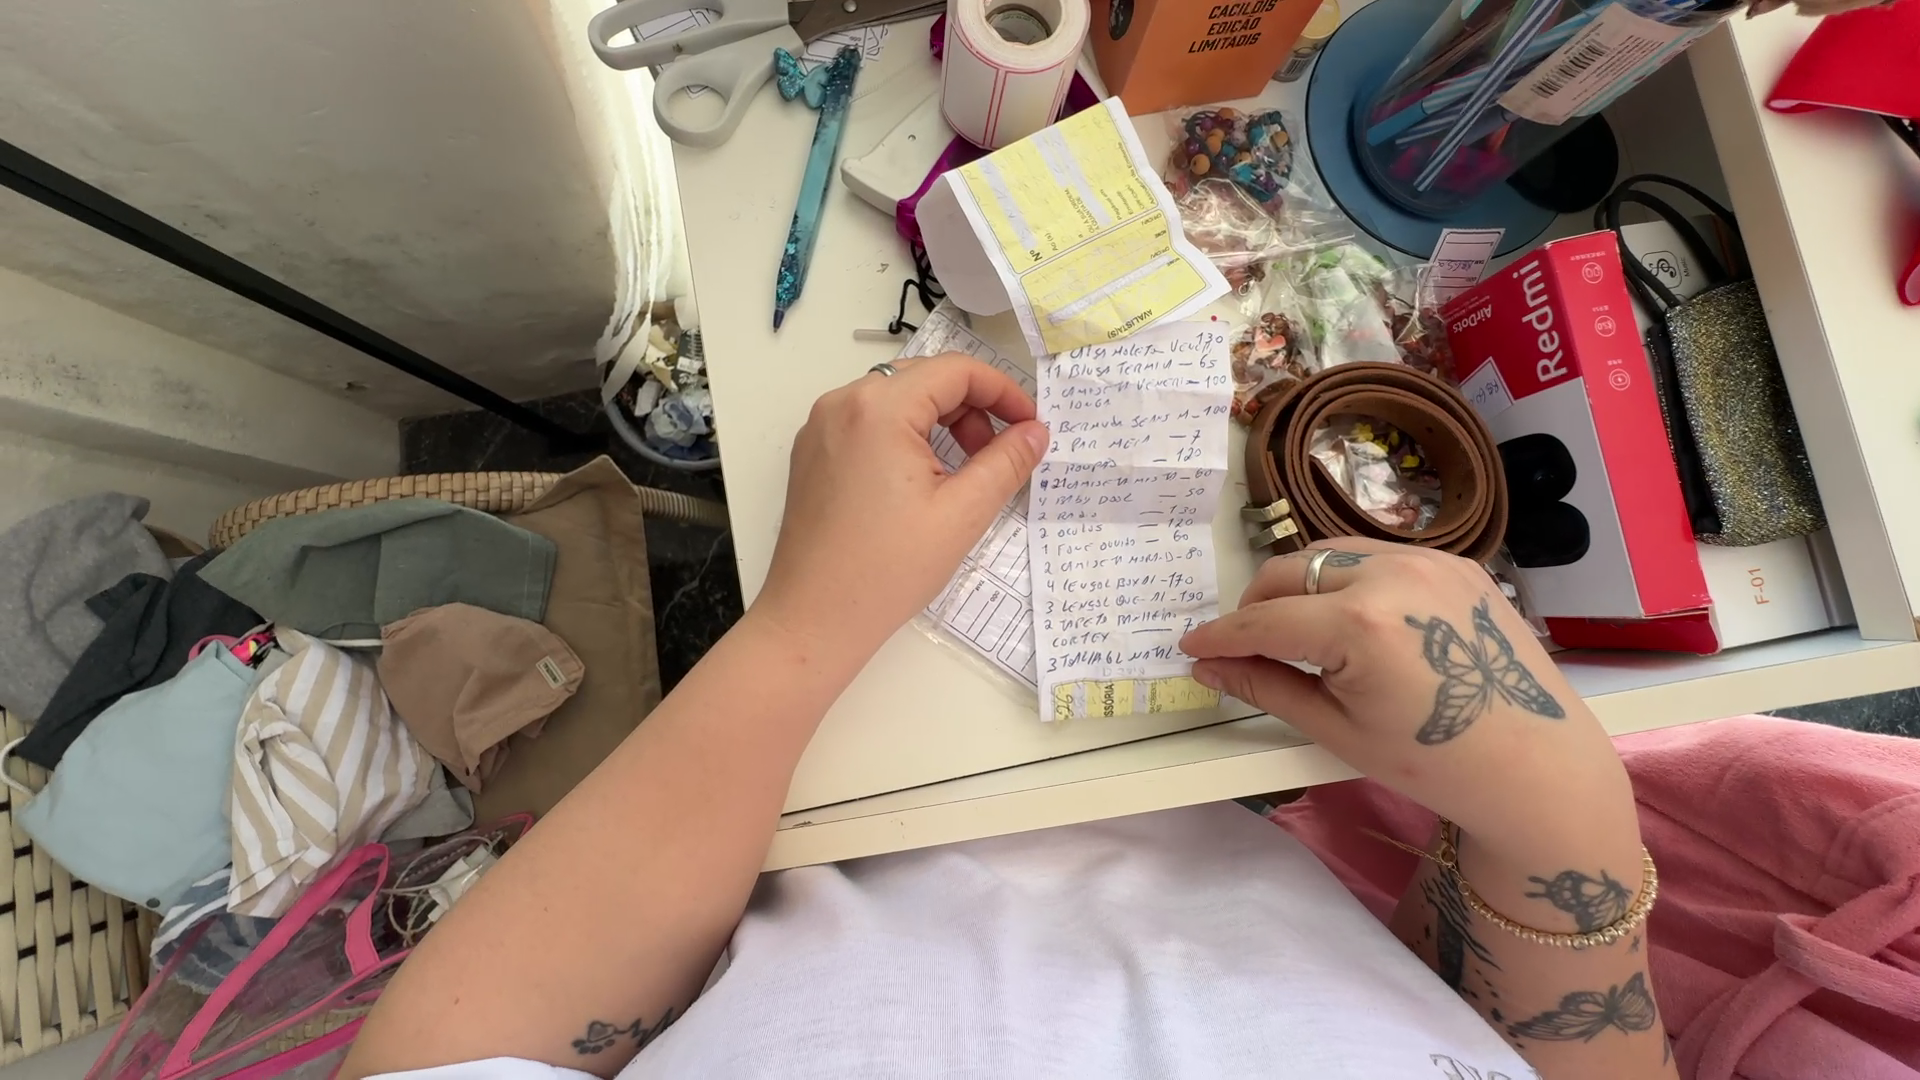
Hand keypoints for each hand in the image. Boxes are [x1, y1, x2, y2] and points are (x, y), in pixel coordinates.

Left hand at [754, 354, 1046, 658]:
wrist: (813, 619)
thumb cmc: (887, 571)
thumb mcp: (962, 514)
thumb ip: (1006, 462)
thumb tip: (1036, 431)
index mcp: (878, 409)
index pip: (956, 370)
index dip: (1003, 391)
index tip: (1029, 426)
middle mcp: (841, 403)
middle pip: (924, 379)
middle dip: (971, 408)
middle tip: (996, 455)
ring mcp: (820, 427)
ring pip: (897, 399)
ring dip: (939, 422)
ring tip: (960, 473)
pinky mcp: (812, 452)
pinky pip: (869, 422)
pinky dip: (905, 436)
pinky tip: (920, 481)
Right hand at [1180, 539, 1636, 862]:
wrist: (1540, 771)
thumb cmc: (1432, 763)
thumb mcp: (1334, 728)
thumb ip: (1263, 687)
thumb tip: (1206, 668)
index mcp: (1359, 625)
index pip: (1262, 621)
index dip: (1219, 635)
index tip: (1191, 646)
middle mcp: (1390, 574)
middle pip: (1286, 572)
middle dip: (1254, 606)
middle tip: (1245, 646)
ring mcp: (1428, 561)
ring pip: (1326, 553)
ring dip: (1296, 585)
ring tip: (1296, 629)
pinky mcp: (1454, 562)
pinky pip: (1372, 555)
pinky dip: (1343, 577)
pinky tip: (1349, 617)